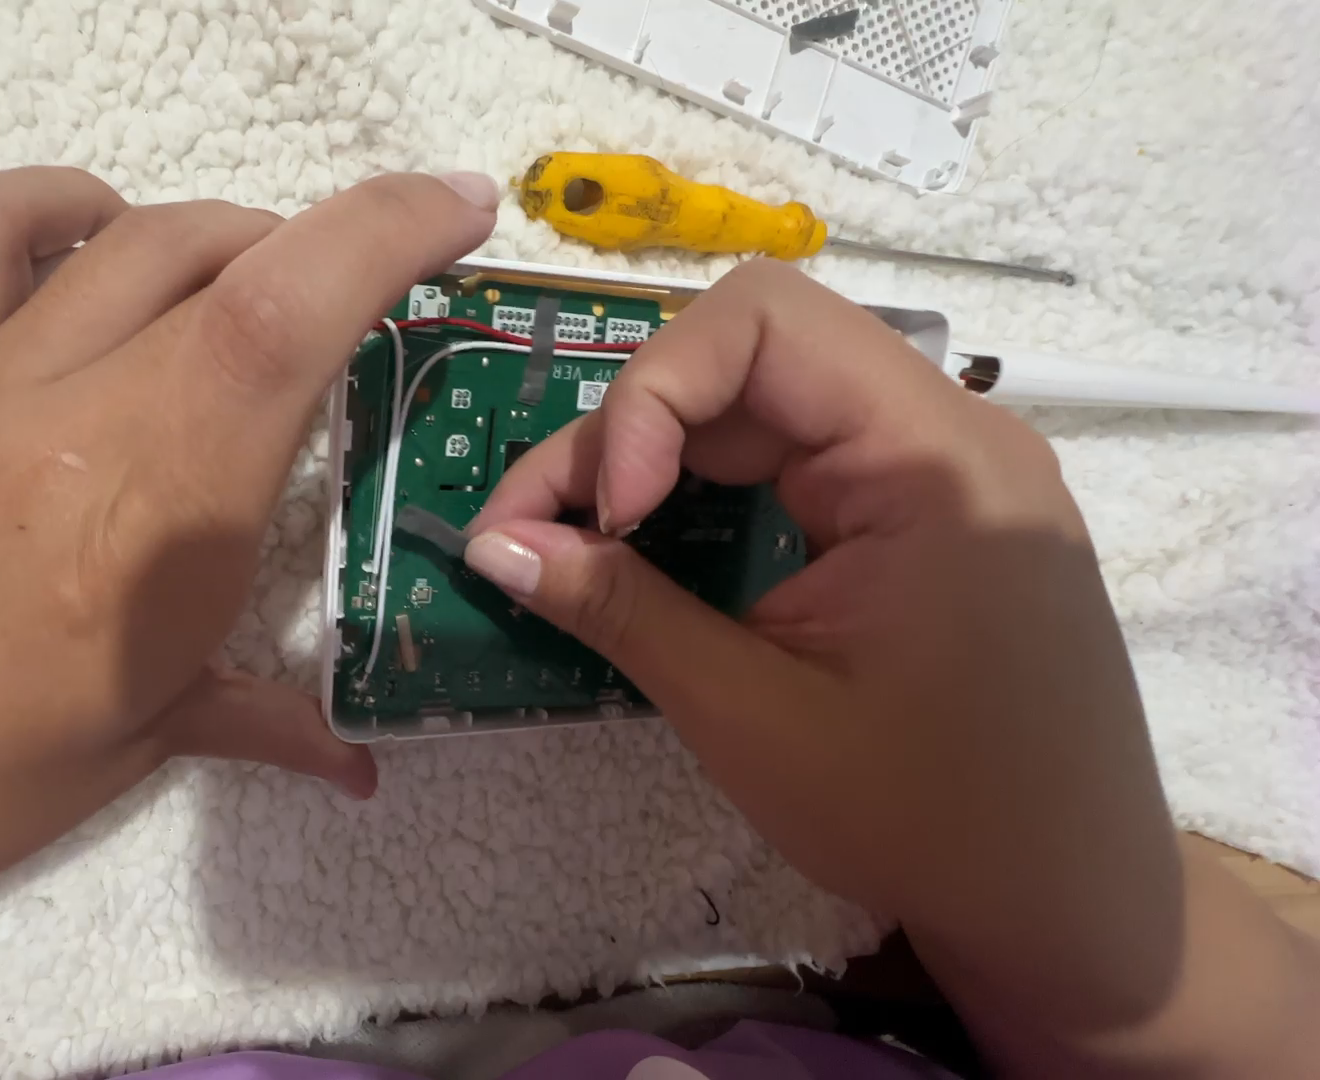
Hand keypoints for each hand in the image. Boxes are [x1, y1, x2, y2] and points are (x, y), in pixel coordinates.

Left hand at [0, 167, 498, 1076]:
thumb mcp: (152, 743)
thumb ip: (278, 722)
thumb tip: (364, 770)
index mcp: (157, 512)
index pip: (289, 317)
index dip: (391, 230)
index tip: (463, 204)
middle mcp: (75, 412)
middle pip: (231, 256)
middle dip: (338, 241)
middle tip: (374, 296)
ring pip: (132, 231)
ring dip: (231, 236)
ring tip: (262, 289)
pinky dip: (67, 204)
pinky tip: (105, 243)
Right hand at [465, 261, 1316, 1073]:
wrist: (1055, 901)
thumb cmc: (923, 818)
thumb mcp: (746, 713)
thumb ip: (615, 609)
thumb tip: (491, 547)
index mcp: (927, 459)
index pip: (760, 324)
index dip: (652, 394)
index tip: (608, 512)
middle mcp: (923, 433)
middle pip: (727, 364)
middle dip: (611, 436)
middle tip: (529, 531)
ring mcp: (904, 469)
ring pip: (727, 408)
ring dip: (627, 464)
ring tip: (557, 545)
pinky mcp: (879, 509)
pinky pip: (755, 460)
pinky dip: (671, 492)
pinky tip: (627, 551)